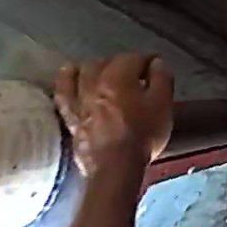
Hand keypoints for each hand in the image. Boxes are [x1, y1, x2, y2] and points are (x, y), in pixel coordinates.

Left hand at [54, 54, 174, 181]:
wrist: (116, 168)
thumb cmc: (144, 134)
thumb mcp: (163, 103)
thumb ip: (162, 78)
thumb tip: (156, 63)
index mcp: (119, 77)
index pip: (135, 58)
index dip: (149, 62)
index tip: (158, 69)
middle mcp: (94, 83)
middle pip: (108, 62)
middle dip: (124, 63)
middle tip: (138, 74)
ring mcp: (79, 100)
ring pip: (83, 72)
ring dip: (97, 68)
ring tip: (108, 73)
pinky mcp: (70, 116)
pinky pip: (63, 92)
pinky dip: (67, 80)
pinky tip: (71, 74)